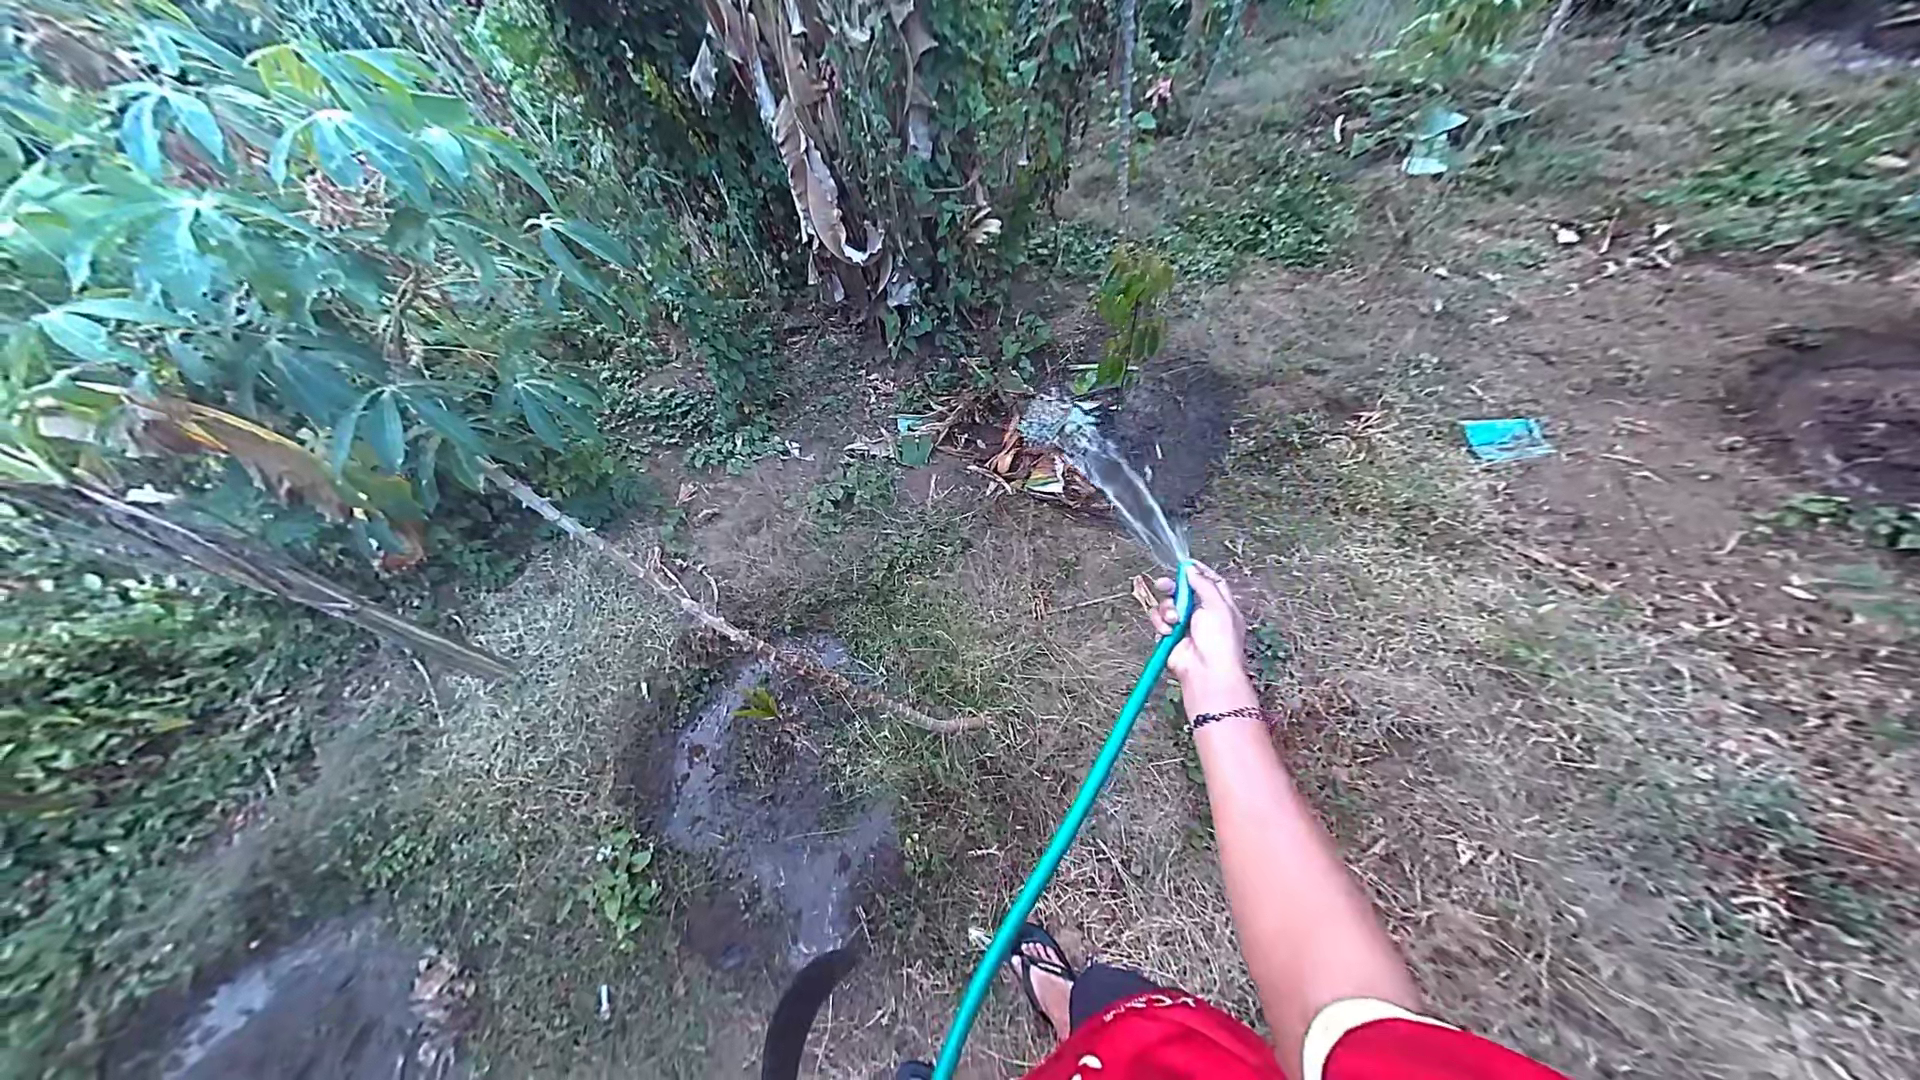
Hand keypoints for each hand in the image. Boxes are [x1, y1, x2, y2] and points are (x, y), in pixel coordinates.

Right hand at [1149, 561, 1252, 705]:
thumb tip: (1190, 569)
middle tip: (1163, 584)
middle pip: (1183, 591)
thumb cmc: (1219, 641)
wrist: (1206, 671)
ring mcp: (1185, 625)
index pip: (1209, 582)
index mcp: (1220, 605)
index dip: (1198, 572)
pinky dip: (1160, 623)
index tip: (1184, 564)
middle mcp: (1202, 614)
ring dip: (1167, 609)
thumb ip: (1202, 584)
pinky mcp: (1169, 636)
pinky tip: (1167, 631)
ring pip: (1167, 605)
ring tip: (1173, 620)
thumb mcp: (1216, 605)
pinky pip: (1158, 620)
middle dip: (1172, 587)